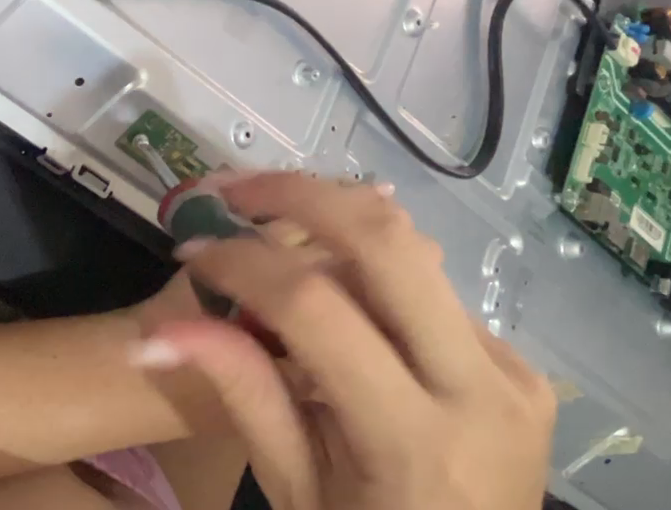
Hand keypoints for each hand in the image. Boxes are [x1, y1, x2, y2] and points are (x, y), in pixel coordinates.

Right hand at [132, 172, 556, 509]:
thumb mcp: (295, 488)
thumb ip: (241, 390)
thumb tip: (152, 334)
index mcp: (417, 442)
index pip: (315, 309)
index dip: (242, 263)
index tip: (189, 248)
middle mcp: (481, 389)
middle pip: (384, 241)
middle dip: (297, 193)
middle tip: (231, 191)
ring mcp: (511, 370)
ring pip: (409, 249)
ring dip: (329, 218)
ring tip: (262, 215)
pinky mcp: (518, 361)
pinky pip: (425, 285)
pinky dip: (361, 265)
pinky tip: (319, 274)